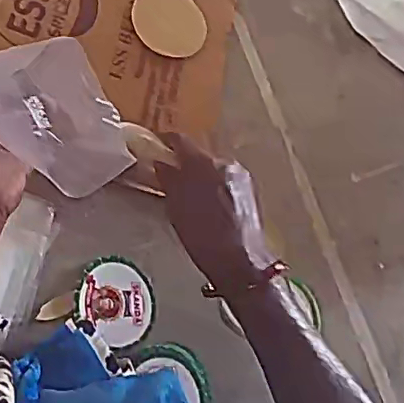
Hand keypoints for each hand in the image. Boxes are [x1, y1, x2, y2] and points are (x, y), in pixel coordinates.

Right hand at [156, 134, 279, 295]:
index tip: (154, 143)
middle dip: (182, 161)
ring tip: (186, 191)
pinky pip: (223, 178)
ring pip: (212, 167)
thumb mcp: (176, 209)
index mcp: (204, 164)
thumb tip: (160, 162)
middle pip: (198, 154)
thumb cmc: (203, 238)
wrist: (242, 263)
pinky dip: (211, 184)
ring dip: (198, 174)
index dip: (165, 140)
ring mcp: (240, 176)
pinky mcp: (249, 190)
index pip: (181, 140)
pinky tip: (205, 202)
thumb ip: (168, 180)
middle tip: (167, 172)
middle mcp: (225, 163)